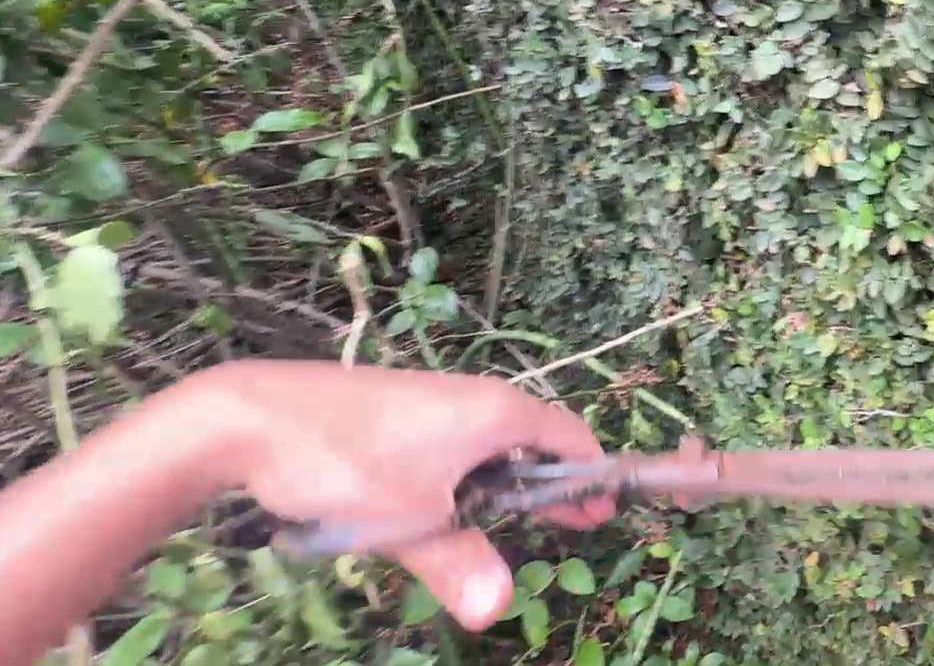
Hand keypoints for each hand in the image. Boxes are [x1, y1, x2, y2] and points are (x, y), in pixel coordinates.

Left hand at [189, 360, 613, 629]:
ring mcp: (445, 401)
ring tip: (503, 521)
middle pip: (538, 440)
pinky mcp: (412, 410)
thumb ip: (458, 562)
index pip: (570, 436)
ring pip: (496, 442)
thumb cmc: (352, 463)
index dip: (590, 475)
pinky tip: (445, 502)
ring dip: (511, 481)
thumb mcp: (410, 520)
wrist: (256, 416)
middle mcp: (483, 399)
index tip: (600, 511)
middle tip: (572, 523)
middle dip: (554, 485)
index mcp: (501, 413)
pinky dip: (474, 471)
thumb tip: (498, 612)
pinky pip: (463, 439)